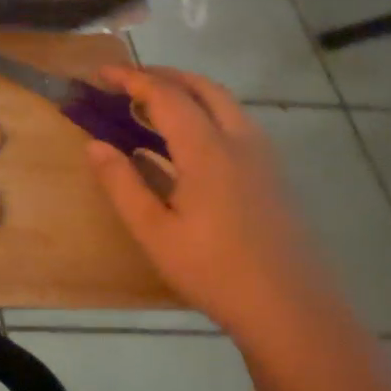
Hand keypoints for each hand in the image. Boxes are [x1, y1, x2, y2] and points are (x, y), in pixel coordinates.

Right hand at [85, 66, 333, 332]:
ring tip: (150, 106)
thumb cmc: (215, 272)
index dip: (131, 79)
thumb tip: (94, 144)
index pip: (166, 96)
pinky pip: (238, 127)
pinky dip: (206, 114)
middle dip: (164, 76)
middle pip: (204, 89)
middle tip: (126, 82)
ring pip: (227, 106)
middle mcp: (241, 145)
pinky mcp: (274, 179)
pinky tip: (184, 143)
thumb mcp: (153, 231)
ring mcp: (264, 162)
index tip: (99, 75)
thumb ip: (121, 183)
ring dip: (187, 93)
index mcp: (208, 152)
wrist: (295, 314)